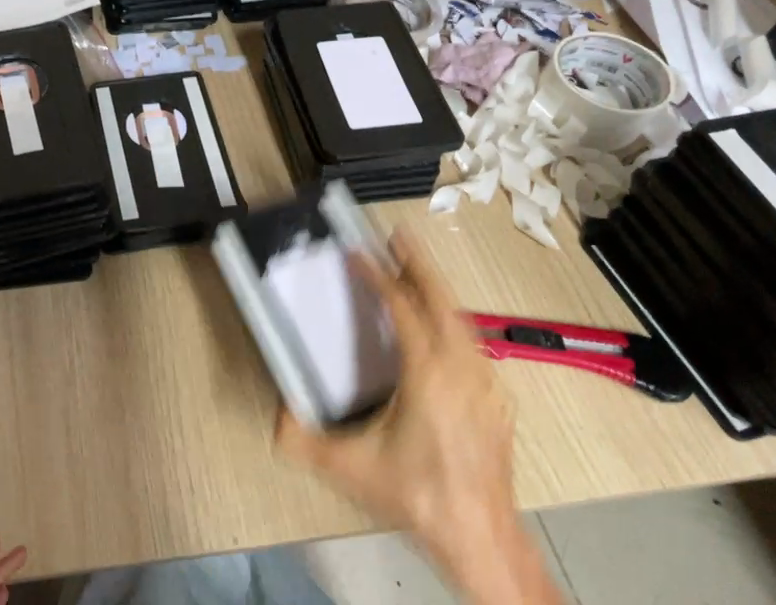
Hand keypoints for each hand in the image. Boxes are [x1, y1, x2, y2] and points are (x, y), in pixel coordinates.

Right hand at [275, 237, 560, 604]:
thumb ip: (303, 440)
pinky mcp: (497, 402)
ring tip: (415, 273)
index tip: (358, 254)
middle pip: (443, 300)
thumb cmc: (416, 496)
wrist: (480, 538)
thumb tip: (278, 413)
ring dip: (438, 291)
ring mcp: (487, 384)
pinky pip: (473, 345)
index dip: (379, 277)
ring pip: (463, 321)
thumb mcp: (350, 468)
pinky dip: (453, 322)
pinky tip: (440, 330)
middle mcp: (463, 369)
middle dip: (419, 265)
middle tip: (397, 238)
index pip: (404, 309)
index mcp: (428, 375)